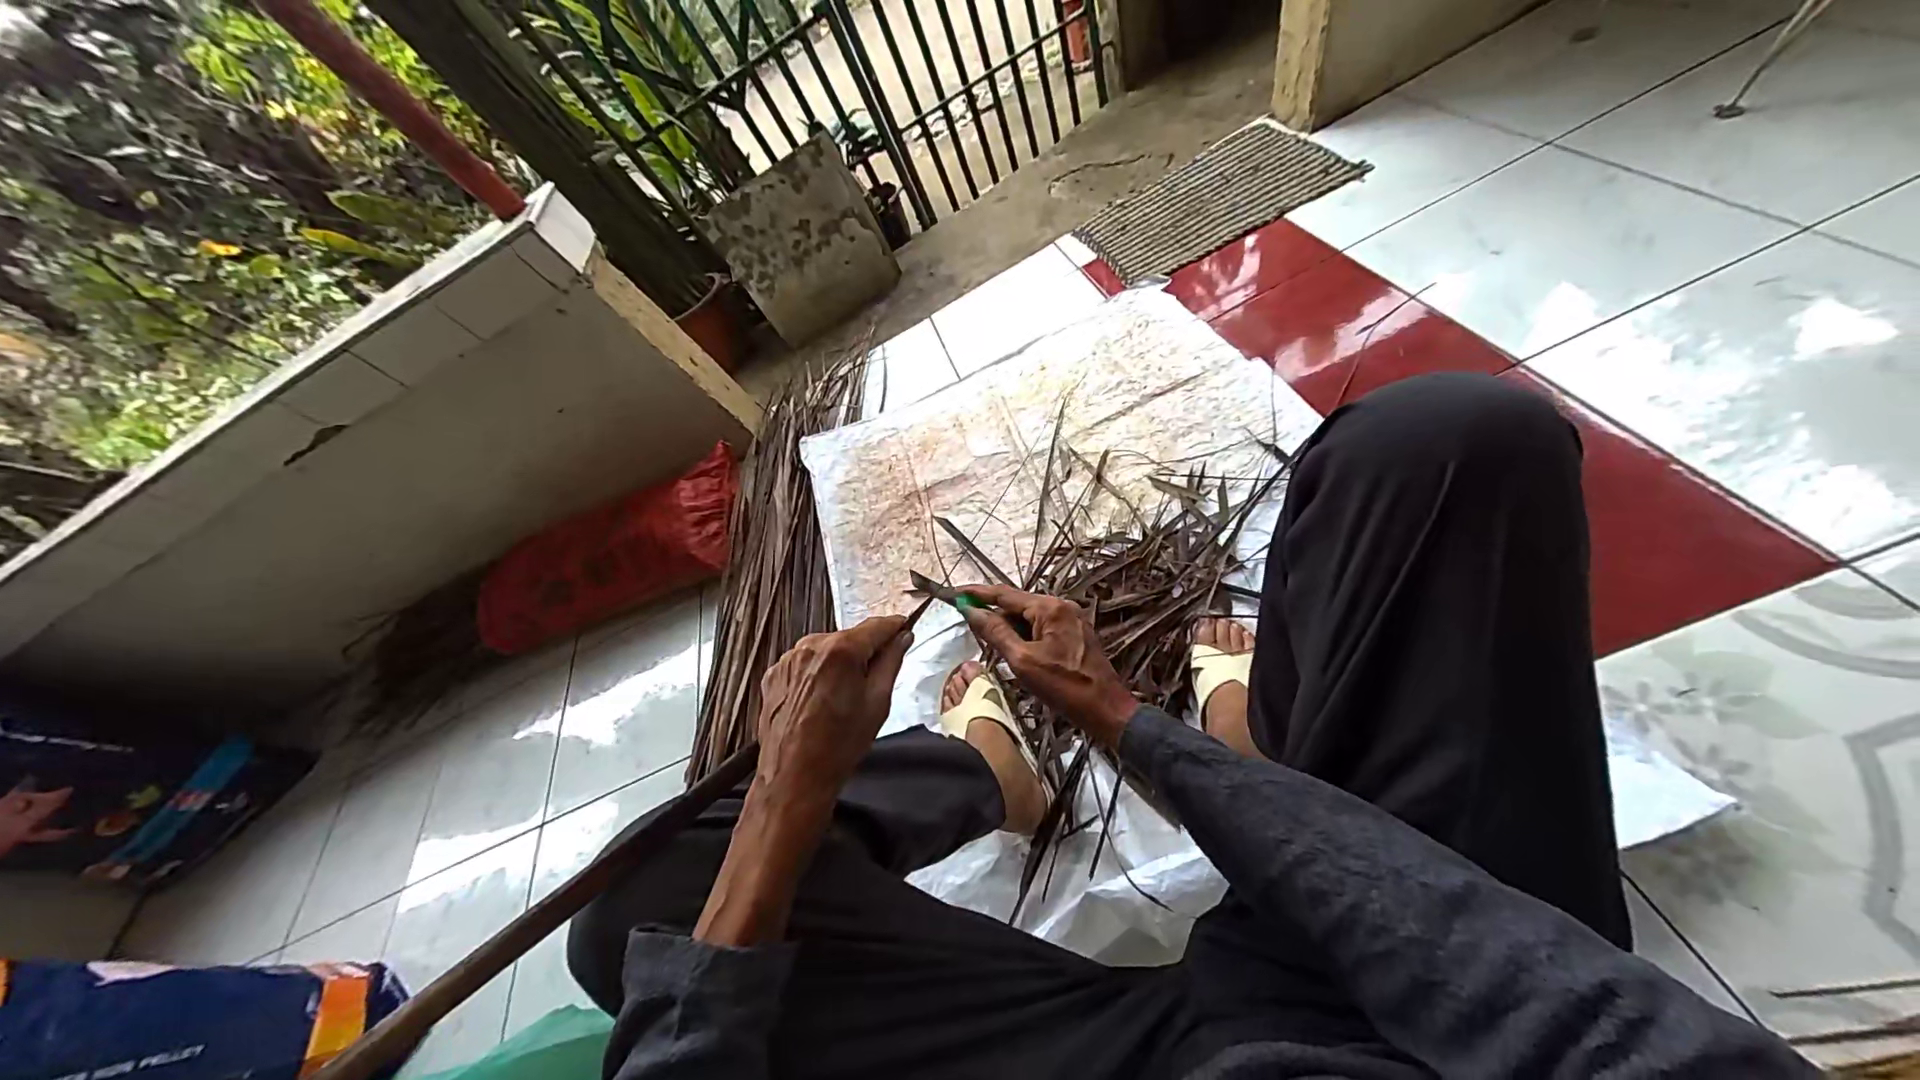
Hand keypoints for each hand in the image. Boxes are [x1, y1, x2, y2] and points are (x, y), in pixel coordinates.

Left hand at [752, 614, 912, 811]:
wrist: (794, 777)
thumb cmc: (838, 746)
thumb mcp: (878, 703)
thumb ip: (891, 662)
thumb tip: (901, 638)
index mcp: (841, 651)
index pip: (876, 625)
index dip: (895, 627)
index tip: (905, 629)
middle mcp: (811, 647)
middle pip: (850, 637)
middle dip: (866, 652)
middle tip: (875, 681)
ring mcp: (789, 660)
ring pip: (827, 650)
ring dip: (840, 663)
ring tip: (844, 699)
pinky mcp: (775, 674)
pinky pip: (806, 664)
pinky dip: (818, 674)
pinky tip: (822, 702)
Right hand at [960, 584, 1137, 747]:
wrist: (1107, 709)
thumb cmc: (1065, 687)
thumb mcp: (1023, 661)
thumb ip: (996, 633)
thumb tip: (972, 612)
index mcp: (1050, 607)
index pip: (1004, 594)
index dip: (976, 593)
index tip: (954, 594)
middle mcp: (1061, 606)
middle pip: (1017, 605)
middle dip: (993, 615)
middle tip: (969, 627)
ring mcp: (1070, 619)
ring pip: (1028, 618)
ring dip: (1008, 628)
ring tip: (989, 644)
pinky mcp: (1074, 634)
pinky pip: (1041, 627)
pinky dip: (1023, 635)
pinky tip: (1013, 651)